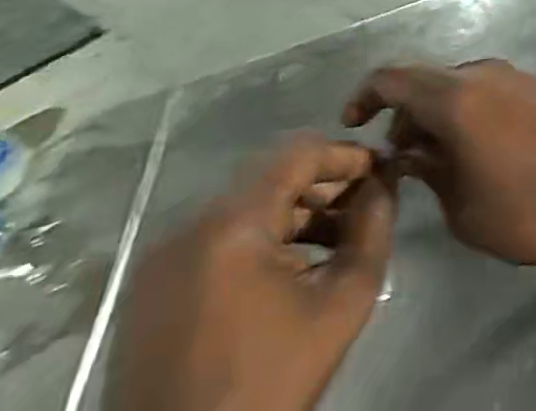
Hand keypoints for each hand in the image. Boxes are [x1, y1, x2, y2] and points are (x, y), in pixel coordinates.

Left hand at [106, 135, 395, 410]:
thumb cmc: (271, 381)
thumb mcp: (343, 302)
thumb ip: (373, 230)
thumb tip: (383, 185)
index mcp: (230, 225)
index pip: (298, 153)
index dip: (347, 154)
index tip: (384, 170)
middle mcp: (187, 227)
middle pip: (270, 177)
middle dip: (326, 186)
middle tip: (367, 206)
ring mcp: (162, 258)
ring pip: (244, 207)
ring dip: (296, 214)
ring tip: (338, 242)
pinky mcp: (151, 287)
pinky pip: (217, 239)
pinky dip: (261, 240)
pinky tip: (294, 270)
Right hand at [344, 60, 535, 264]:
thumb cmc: (528, 208)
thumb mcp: (462, 206)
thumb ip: (428, 171)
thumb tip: (411, 153)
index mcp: (456, 97)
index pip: (392, 76)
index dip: (365, 96)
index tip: (355, 126)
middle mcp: (483, 73)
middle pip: (425, 78)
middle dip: (403, 112)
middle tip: (401, 157)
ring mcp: (514, 75)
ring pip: (457, 82)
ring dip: (437, 112)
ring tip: (438, 159)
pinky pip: (486, 88)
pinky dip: (467, 109)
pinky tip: (475, 148)